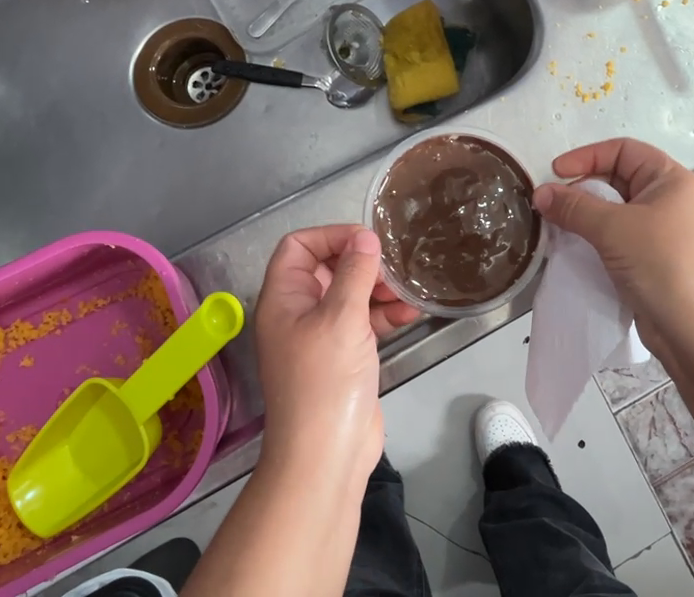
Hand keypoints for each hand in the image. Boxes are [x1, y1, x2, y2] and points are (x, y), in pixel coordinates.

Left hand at [253, 225, 421, 480]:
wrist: (326, 455)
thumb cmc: (326, 380)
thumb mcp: (342, 318)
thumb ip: (355, 273)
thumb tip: (365, 238)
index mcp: (283, 299)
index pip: (298, 246)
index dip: (331, 236)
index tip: (368, 242)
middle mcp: (297, 313)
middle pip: (327, 269)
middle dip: (362, 264)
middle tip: (394, 269)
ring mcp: (320, 337)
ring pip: (349, 295)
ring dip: (378, 290)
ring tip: (408, 293)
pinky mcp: (342, 357)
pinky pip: (361, 323)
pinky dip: (383, 315)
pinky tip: (410, 313)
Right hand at [532, 138, 693, 335]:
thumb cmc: (662, 265)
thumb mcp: (613, 229)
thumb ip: (574, 207)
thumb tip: (540, 193)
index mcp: (670, 179)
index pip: (623, 150)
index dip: (587, 156)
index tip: (555, 172)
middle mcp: (668, 199)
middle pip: (617, 179)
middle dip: (582, 187)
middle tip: (551, 202)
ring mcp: (661, 231)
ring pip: (614, 210)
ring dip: (584, 215)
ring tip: (555, 224)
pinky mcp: (651, 258)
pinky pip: (616, 236)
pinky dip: (593, 237)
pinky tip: (571, 246)